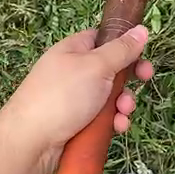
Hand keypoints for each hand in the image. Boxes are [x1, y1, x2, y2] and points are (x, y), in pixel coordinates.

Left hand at [0, 26, 153, 173]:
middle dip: (129, 77)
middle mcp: (73, 72)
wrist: (29, 144)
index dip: (124, 44)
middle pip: (111, 68)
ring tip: (123, 112)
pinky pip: (101, 118)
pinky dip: (112, 122)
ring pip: (109, 96)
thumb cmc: (62, 97)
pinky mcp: (75, 123)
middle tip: (145, 78)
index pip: (103, 38)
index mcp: (74, 50)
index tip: (142, 52)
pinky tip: (117, 128)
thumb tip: (142, 29)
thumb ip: (122, 49)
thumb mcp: (97, 66)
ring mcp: (73, 99)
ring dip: (123, 103)